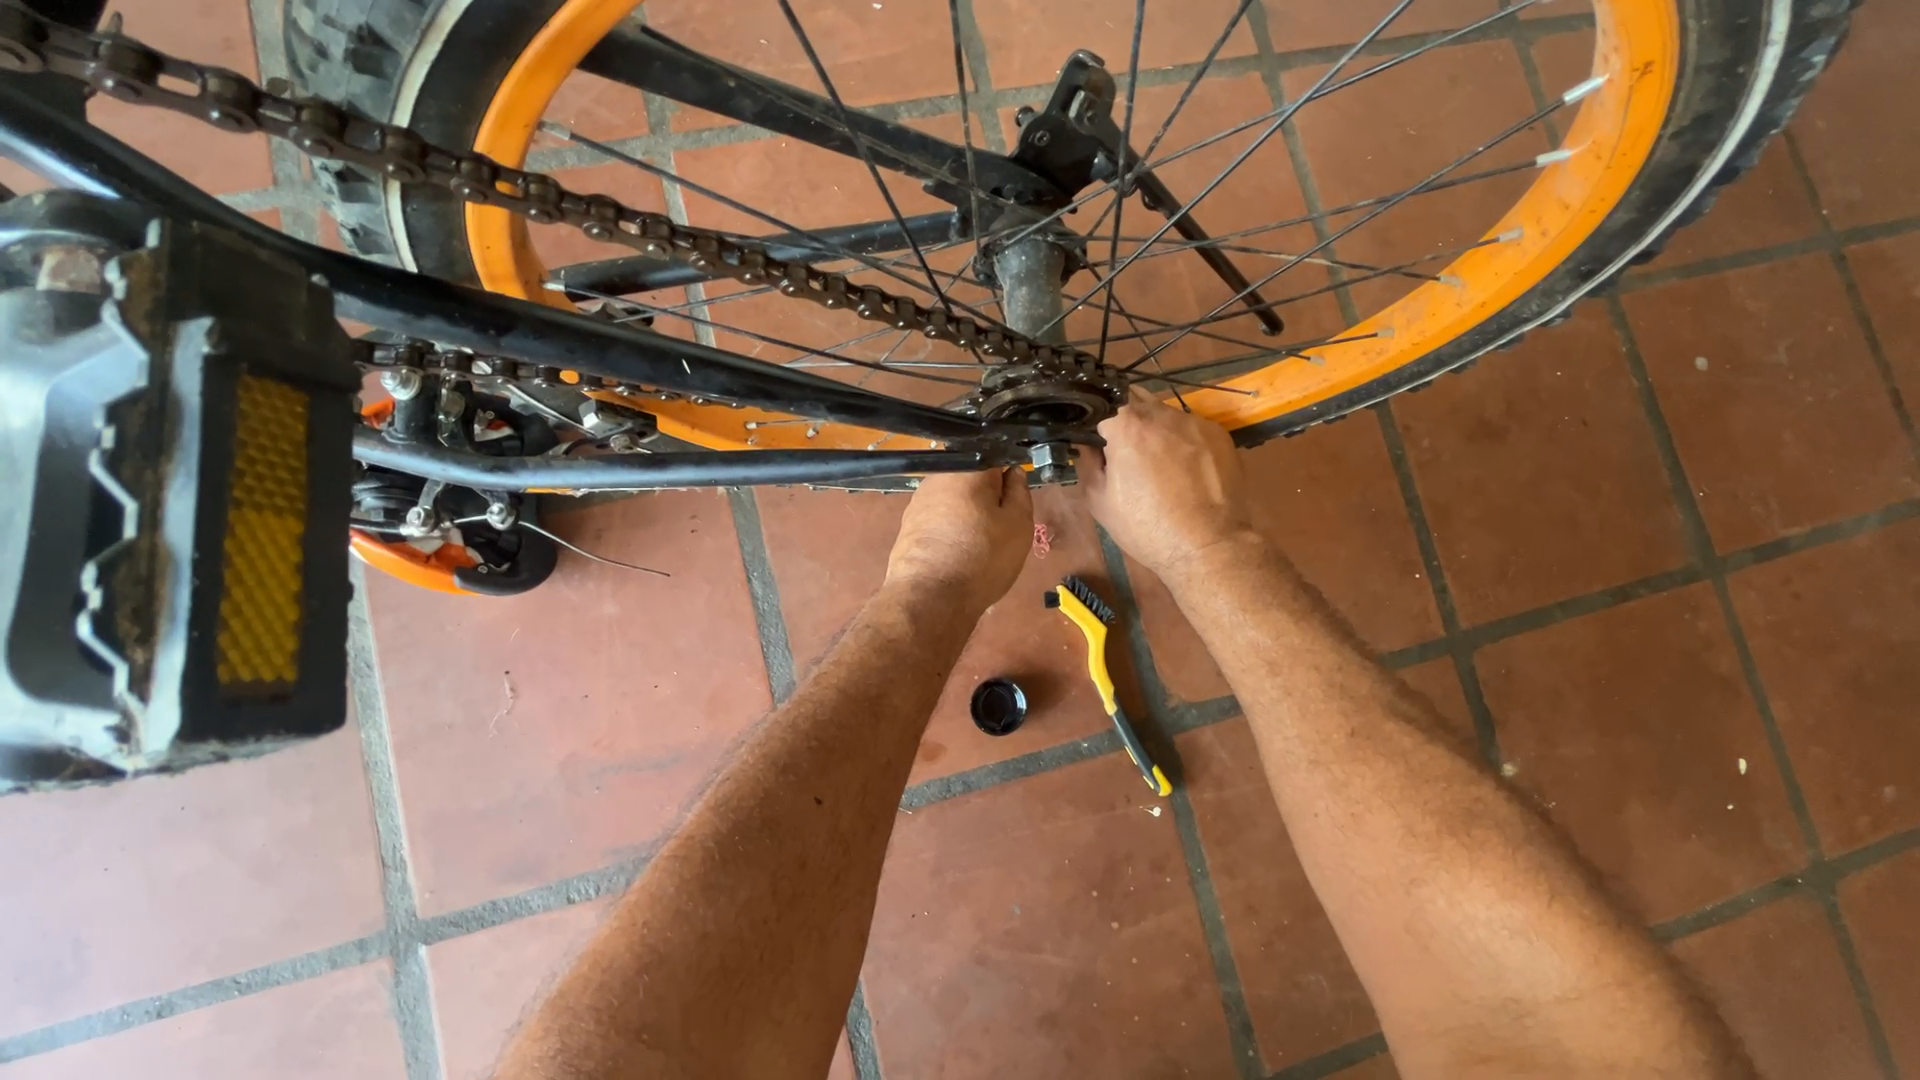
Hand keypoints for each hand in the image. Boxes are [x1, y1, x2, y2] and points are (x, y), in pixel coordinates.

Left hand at [885, 467, 1034, 614]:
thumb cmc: (983, 558)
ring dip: (967, 513)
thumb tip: (1014, 473)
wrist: (931, 598)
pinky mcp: (908, 525)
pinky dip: (950, 529)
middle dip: (986, 495)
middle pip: (970, 478)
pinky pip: (937, 518)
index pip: (994, 455)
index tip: (1015, 496)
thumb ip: (1019, 492)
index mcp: (967, 468)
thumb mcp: (1018, 526)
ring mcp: (919, 501)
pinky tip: (958, 552)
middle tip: (1000, 525)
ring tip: (979, 543)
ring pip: (953, 499)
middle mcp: (938, 477)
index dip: (1008, 474)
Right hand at [1080, 388, 1259, 578]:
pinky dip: (1183, 442)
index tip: (1097, 438)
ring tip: (1159, 465)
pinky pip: (1191, 429)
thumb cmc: (1146, 527)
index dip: (1097, 419)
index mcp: (1127, 425)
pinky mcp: (1219, 434)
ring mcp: (1194, 422)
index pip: (1103, 401)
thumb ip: (1087, 463)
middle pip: (1135, 400)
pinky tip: (1185, 470)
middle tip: (1127, 453)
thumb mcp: (1100, 501)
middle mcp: (1162, 413)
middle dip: (1126, 420)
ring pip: (1165, 414)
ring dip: (1156, 430)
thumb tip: (1088, 444)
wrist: (1207, 545)